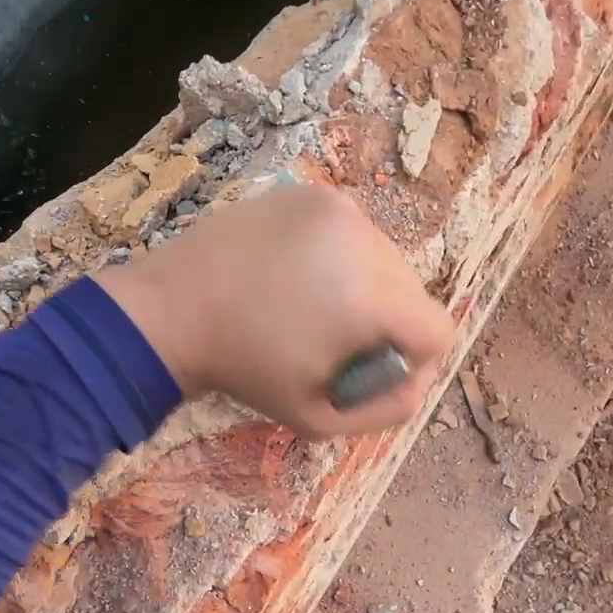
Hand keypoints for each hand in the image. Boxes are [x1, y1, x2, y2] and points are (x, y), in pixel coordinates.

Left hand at [93, 184, 454, 439]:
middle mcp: (366, 241)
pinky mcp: (313, 194)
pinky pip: (356, 235)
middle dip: (390, 326)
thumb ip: (386, 410)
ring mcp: (339, 210)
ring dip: (369, 291)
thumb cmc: (246, 371)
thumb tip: (420, 382)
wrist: (172, 310)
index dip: (419, 362)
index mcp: (370, 299)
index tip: (378, 372)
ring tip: (315, 309)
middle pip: (416, 293)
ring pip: (389, 260)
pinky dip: (343, 260)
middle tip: (339, 345)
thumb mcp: (319, 418)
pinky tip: (300, 277)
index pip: (440, 330)